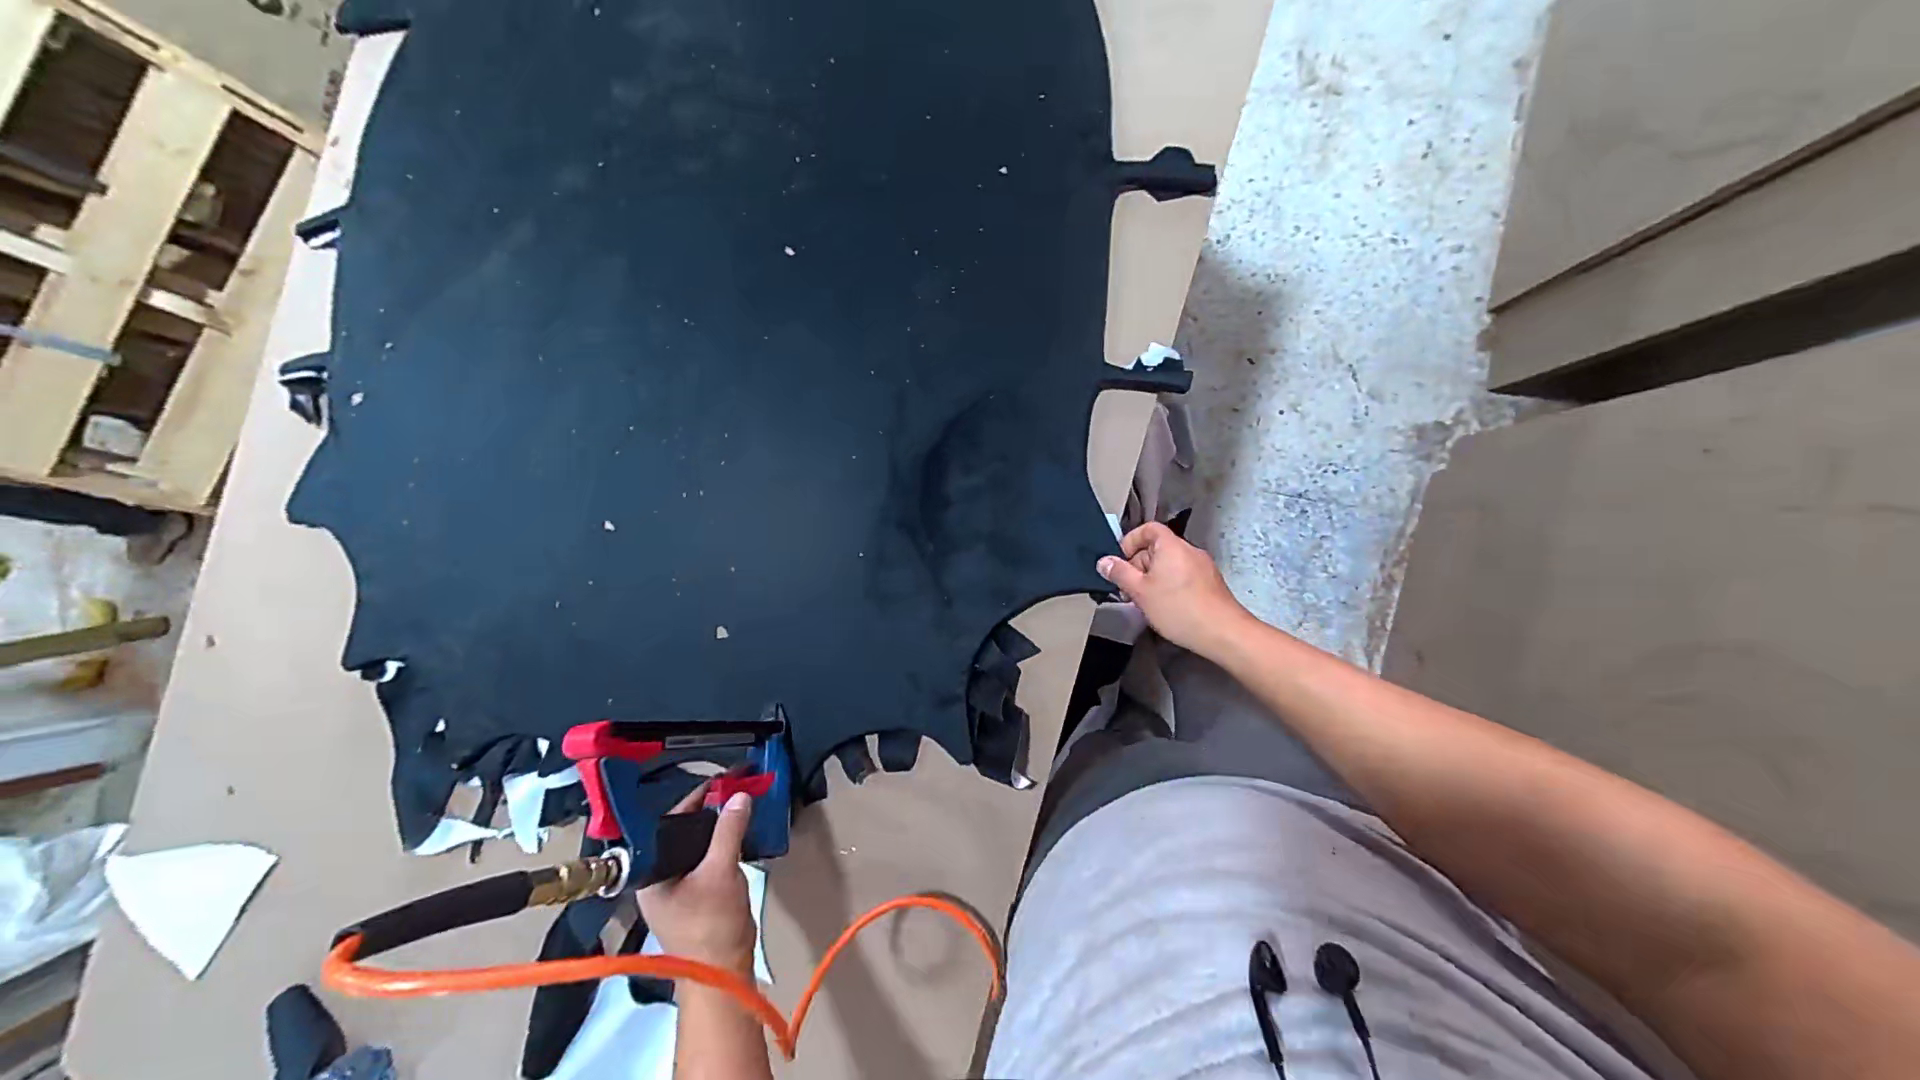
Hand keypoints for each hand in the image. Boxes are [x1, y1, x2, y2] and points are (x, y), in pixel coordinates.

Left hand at [636, 784, 757, 975]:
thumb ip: (729, 830)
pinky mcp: (699, 893)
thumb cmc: (711, 924)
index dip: (695, 800)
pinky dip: (726, 842)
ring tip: (742, 802)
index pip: (668, 824)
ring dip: (721, 825)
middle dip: (711, 809)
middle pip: (684, 832)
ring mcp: (680, 886)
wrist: (723, 972)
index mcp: (651, 872)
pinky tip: (743, 829)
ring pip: (699, 844)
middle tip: (736, 787)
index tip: (721, 781)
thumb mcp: (720, 871)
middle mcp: (660, 876)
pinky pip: (710, 857)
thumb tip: (740, 795)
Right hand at [1097, 522, 1254, 658]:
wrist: (1222, 632)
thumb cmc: (1180, 609)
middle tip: (1129, 589)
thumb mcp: (1140, 591)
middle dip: (1138, 566)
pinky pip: (1182, 577)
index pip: (1148, 529)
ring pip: (1169, 565)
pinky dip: (1169, 586)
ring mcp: (1202, 567)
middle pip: (1157, 548)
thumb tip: (1104, 562)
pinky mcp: (1209, 583)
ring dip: (1153, 579)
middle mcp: (1189, 551)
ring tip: (1146, 602)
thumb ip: (1119, 573)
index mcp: (1171, 546)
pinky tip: (1165, 608)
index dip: (1130, 541)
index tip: (1120, 561)